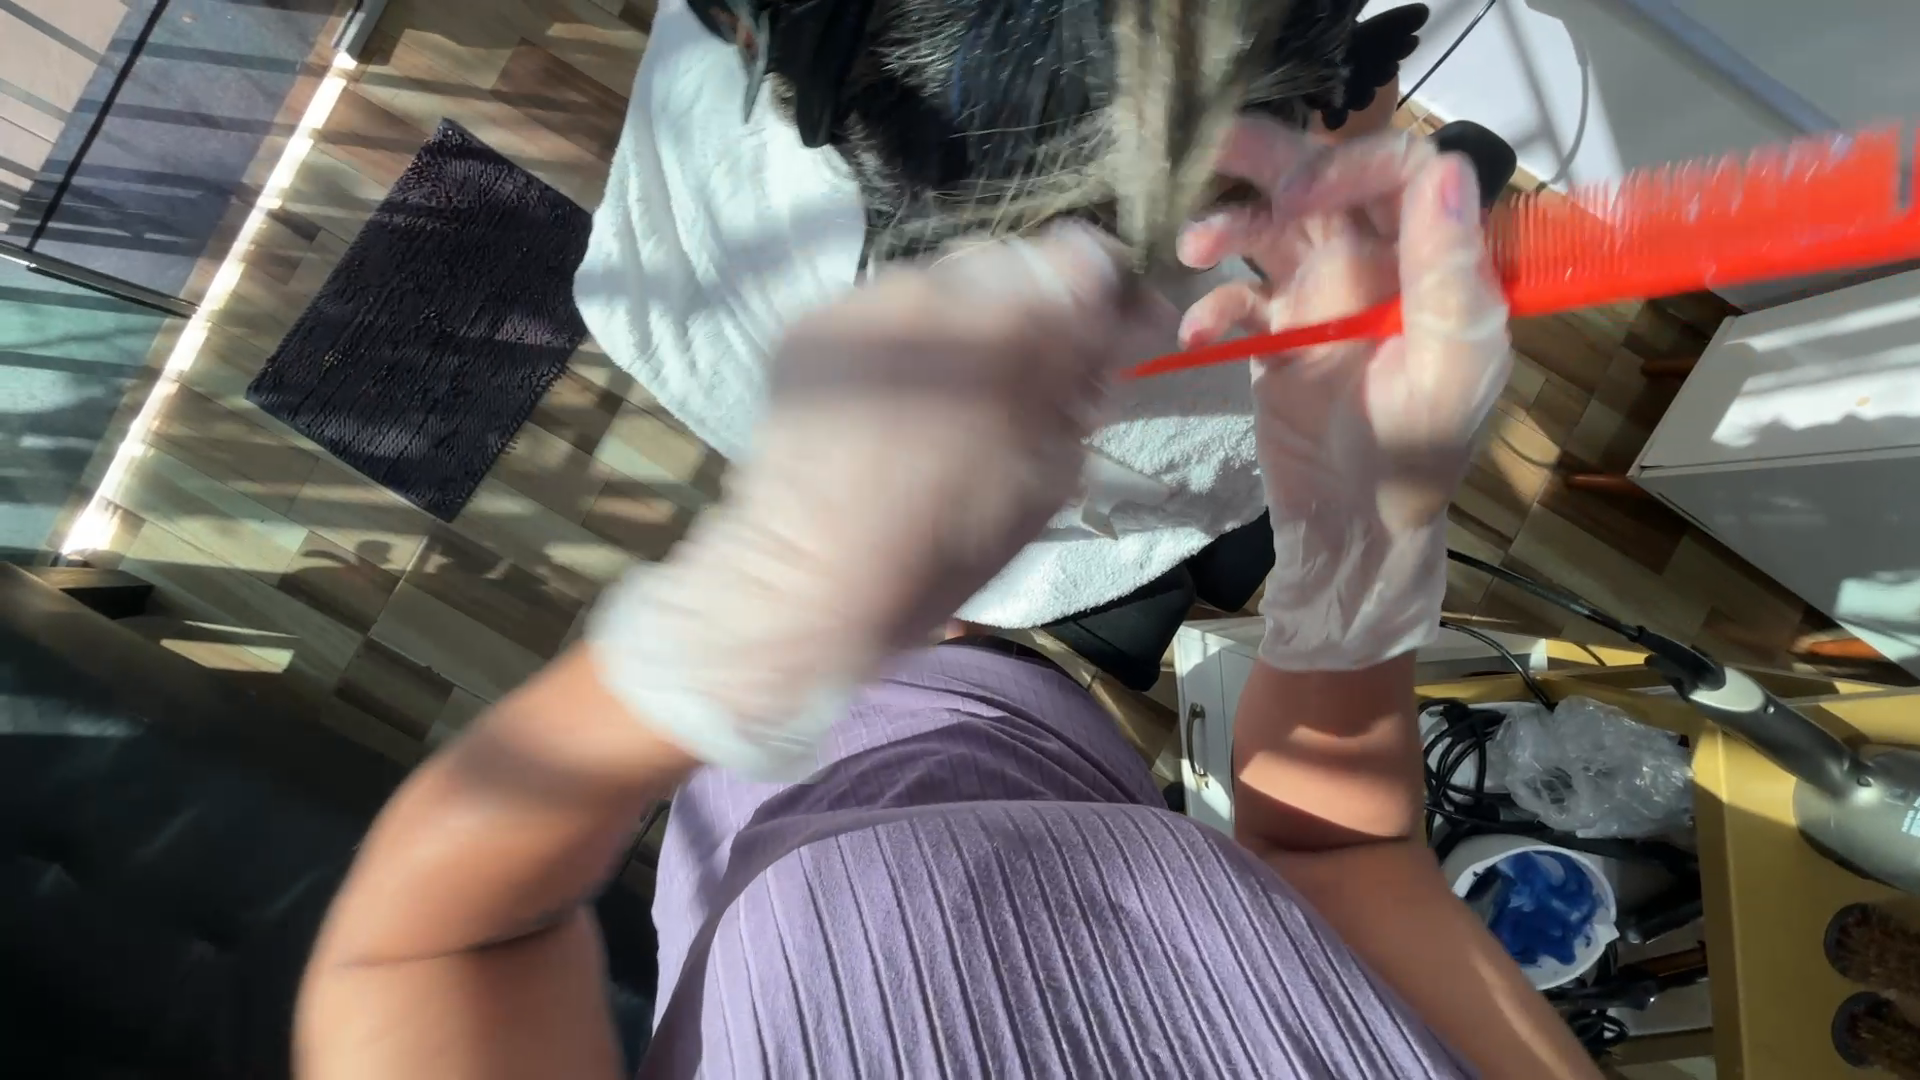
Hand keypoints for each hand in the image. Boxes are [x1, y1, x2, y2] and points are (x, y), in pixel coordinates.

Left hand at [588, 224, 1170, 776]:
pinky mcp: (809, 324)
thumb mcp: (1044, 482)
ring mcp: (860, 303)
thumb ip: (1077, 391)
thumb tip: (1098, 335)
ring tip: (953, 389)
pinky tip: (896, 393)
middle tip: (1031, 371)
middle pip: (1012, 264)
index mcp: (1005, 341)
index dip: (1107, 297)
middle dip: (1035, 311)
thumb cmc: (942, 554)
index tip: (1110, 335)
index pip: (1083, 264)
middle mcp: (931, 295)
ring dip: (967, 323)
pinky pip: (879, 310)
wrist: (812, 580)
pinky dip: (905, 340)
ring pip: (942, 283)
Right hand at [1179, 116, 1509, 670]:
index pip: (1396, 170)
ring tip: (1188, 247)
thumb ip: (1449, 272)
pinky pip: (1234, 303)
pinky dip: (1210, 311)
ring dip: (1226, 228)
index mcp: (1429, 259)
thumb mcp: (1453, 365)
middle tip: (1215, 154)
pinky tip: (1196, 337)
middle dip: (1269, 162)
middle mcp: (1373, 264)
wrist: (1354, 517)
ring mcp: (1316, 300)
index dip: (1347, 164)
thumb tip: (1443, 171)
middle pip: (1322, 185)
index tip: (1297, 196)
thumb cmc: (1418, 449)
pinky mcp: (1271, 338)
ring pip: (1267, 234)